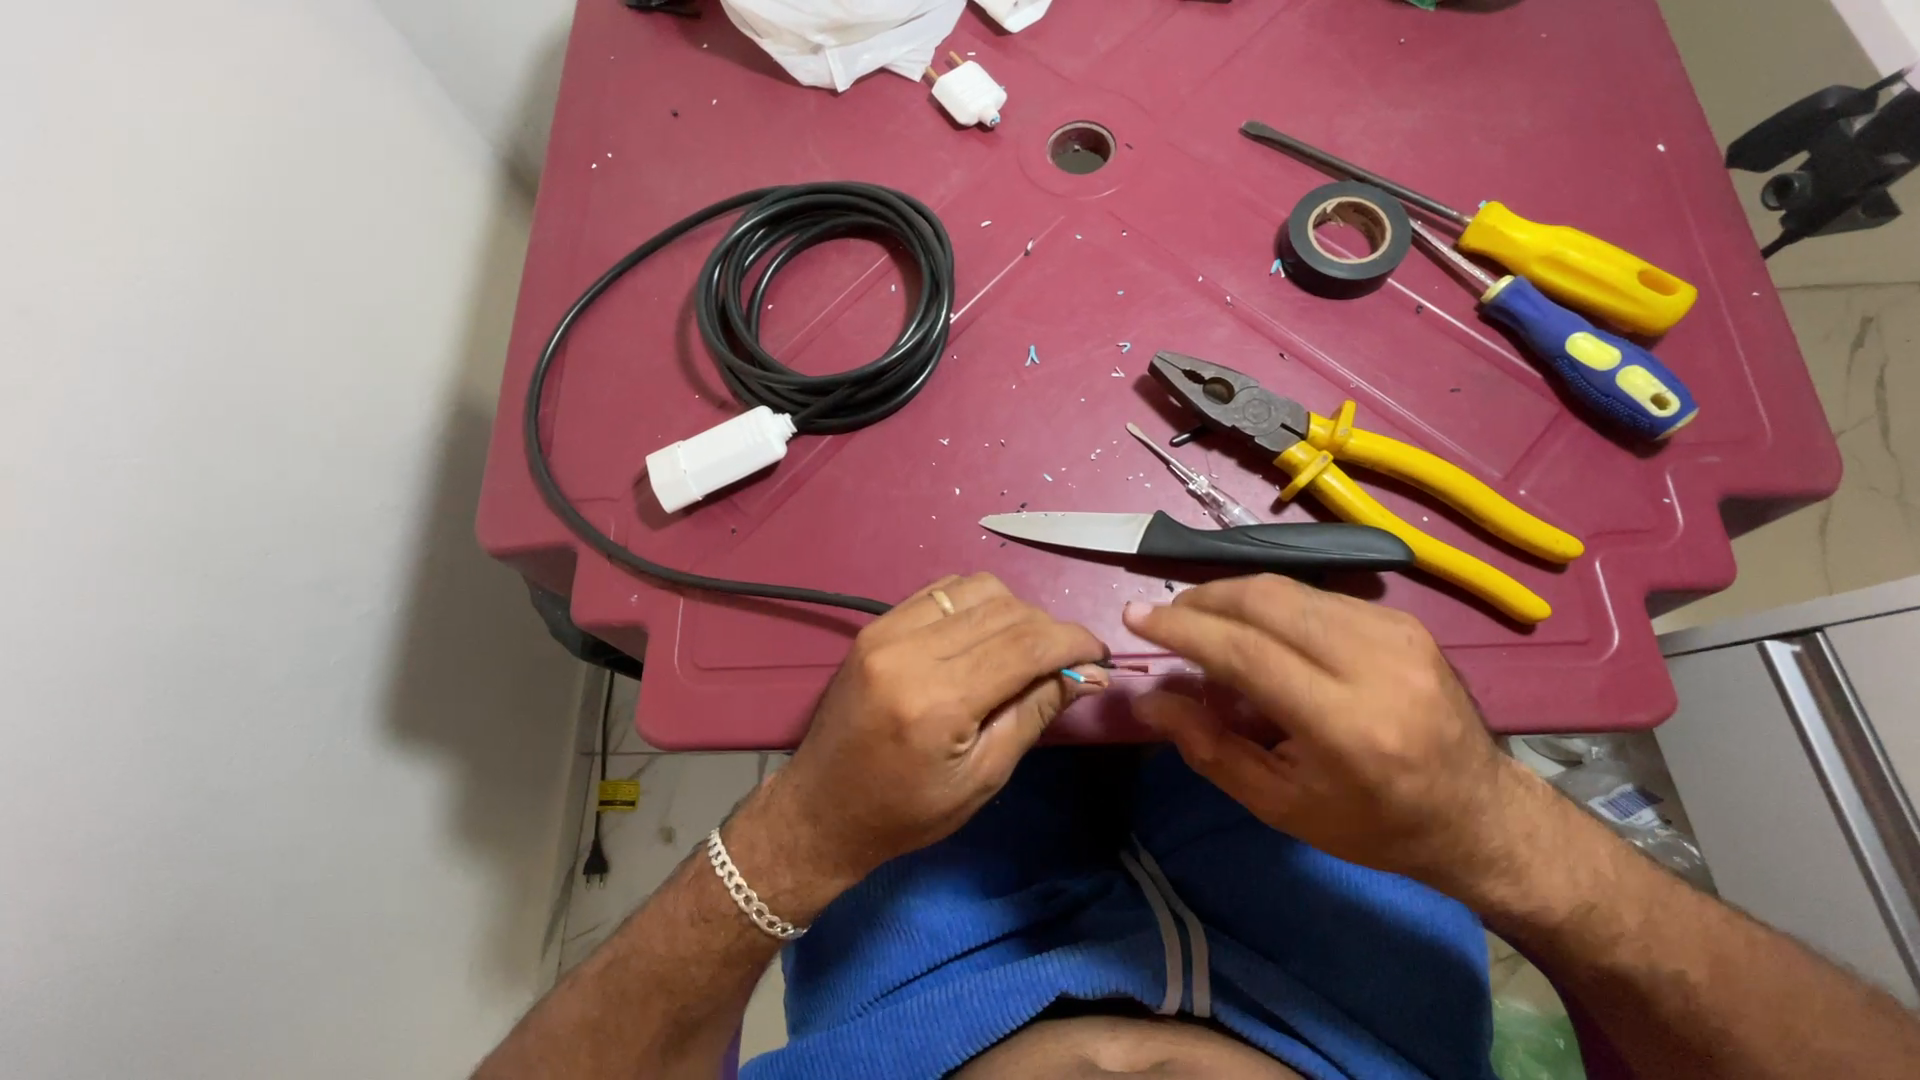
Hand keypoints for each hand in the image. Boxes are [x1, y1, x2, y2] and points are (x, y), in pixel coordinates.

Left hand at [767, 573, 1108, 883]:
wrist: (821, 810)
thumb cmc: (906, 812)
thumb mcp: (983, 777)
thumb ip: (1035, 713)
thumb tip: (1088, 673)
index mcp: (938, 700)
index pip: (1026, 643)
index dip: (1073, 641)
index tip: (1098, 655)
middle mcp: (909, 651)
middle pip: (1005, 609)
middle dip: (1048, 628)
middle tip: (1064, 662)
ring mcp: (885, 631)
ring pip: (975, 589)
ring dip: (1013, 611)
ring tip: (1022, 650)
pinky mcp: (874, 626)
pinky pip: (941, 591)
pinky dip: (975, 604)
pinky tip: (983, 636)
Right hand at [1121, 575, 1521, 888]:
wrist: (1478, 815)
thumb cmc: (1371, 825)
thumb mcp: (1279, 804)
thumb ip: (1208, 747)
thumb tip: (1148, 697)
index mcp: (1347, 726)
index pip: (1246, 651)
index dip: (1182, 629)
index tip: (1135, 616)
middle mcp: (1377, 665)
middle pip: (1266, 601)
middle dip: (1202, 600)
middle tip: (1165, 618)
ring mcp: (1397, 634)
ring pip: (1288, 588)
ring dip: (1232, 598)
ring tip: (1203, 626)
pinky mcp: (1403, 620)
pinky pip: (1315, 596)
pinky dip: (1271, 605)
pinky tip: (1255, 632)